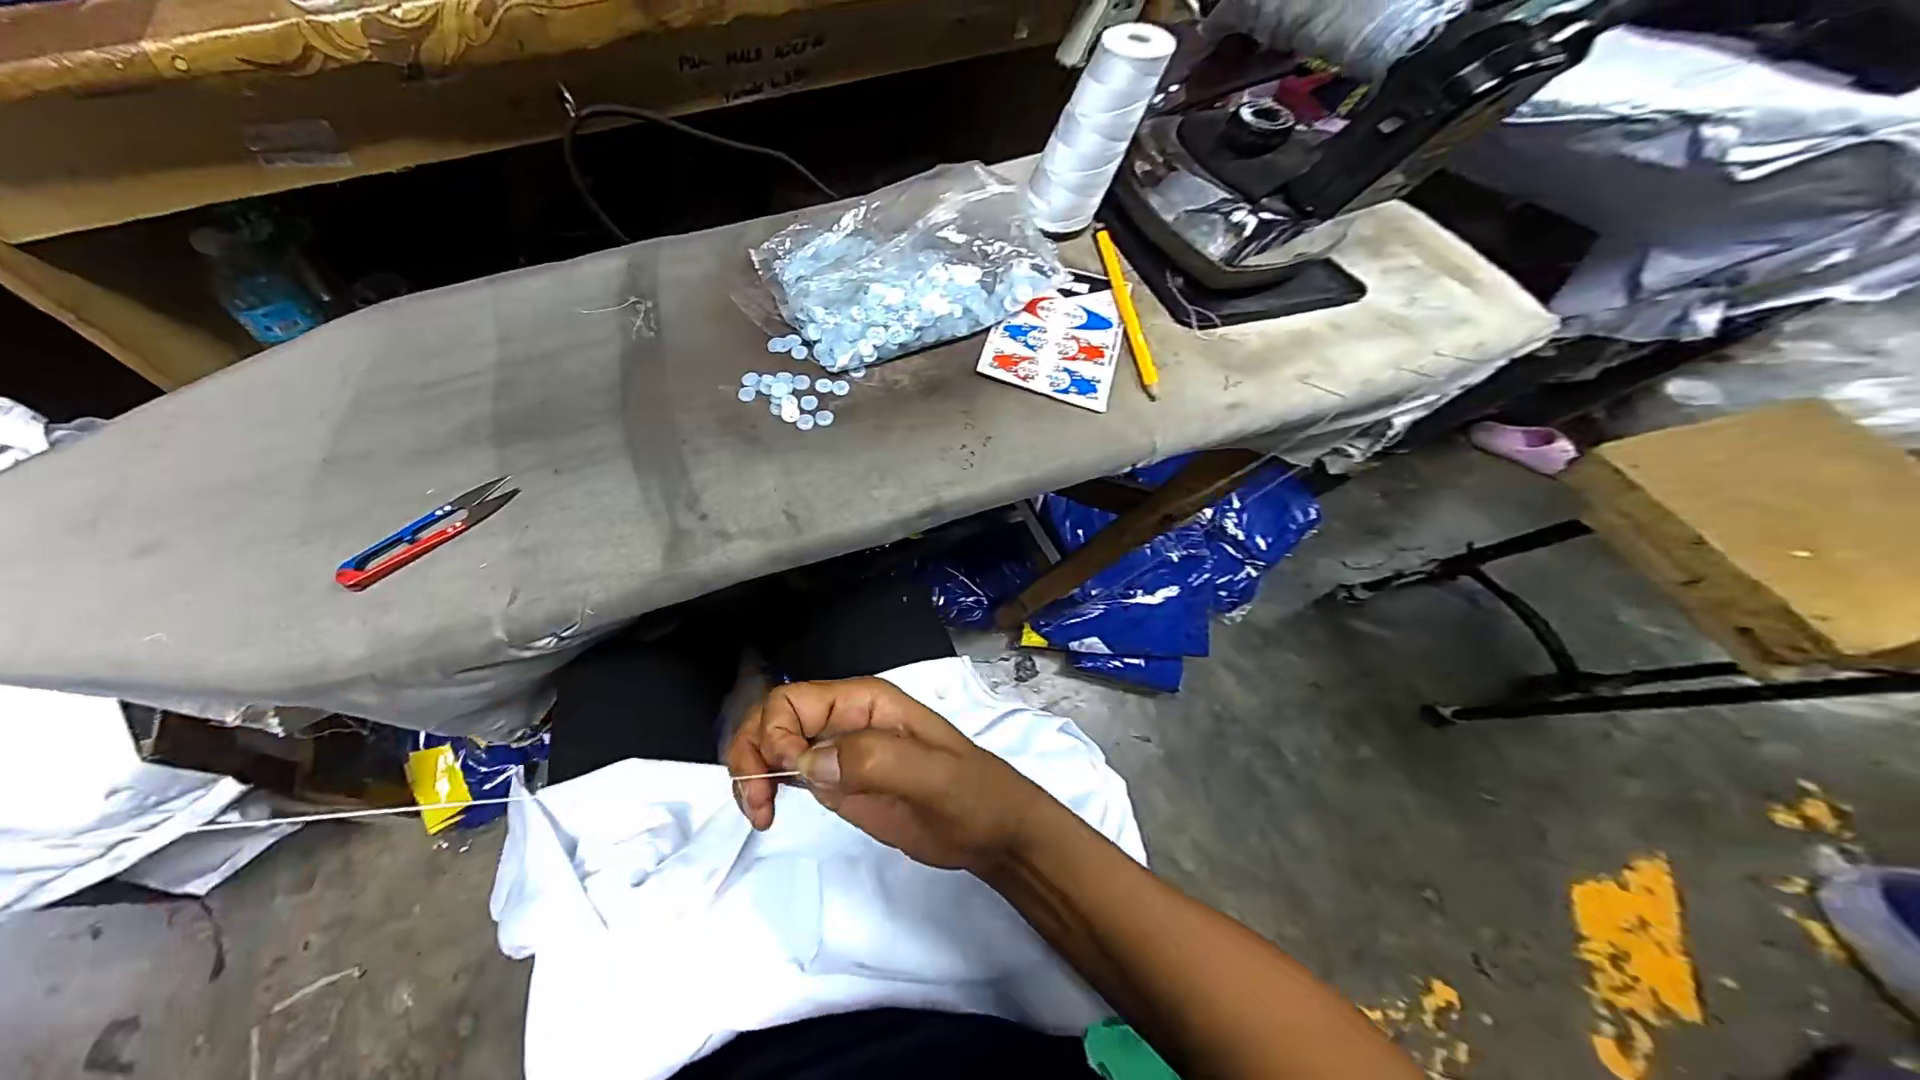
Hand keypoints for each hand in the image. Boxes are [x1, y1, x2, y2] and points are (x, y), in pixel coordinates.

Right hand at [725, 677, 1054, 872]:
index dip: (775, 734)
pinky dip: (763, 785)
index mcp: (865, 702)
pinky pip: (785, 771)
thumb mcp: (935, 776)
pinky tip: (766, 811)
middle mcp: (844, 719)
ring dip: (750, 770)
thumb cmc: (974, 796)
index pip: (793, 700)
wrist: (993, 832)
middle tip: (757, 802)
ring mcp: (838, 750)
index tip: (788, 777)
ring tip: (759, 811)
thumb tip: (809, 762)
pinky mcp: (836, 781)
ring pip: (770, 743)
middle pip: (772, 717)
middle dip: (750, 751)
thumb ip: (876, 761)